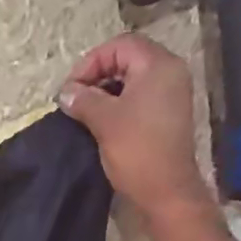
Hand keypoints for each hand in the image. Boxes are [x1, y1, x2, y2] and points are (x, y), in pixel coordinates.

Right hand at [59, 34, 218, 221]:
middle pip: (128, 59)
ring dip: (108, 91)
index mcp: (159, 65)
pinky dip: (122, 103)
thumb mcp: (104, 121)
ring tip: (86, 109)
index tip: (71, 88)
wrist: (168, 194)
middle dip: (99, 75)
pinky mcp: (171, 117)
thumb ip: (83, 99)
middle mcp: (172, 73)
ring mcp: (174, 96)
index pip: (119, 46)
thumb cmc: (137, 152)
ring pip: (134, 80)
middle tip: (76, 96)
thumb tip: (66, 93)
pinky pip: (143, 98)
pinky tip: (104, 120)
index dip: (91, 62)